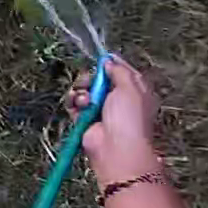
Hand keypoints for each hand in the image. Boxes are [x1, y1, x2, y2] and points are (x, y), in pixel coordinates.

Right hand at [67, 55, 161, 185]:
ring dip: (81, 91)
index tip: (102, 59)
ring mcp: (100, 110)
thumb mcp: (130, 86)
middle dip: (90, 78)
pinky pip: (74, 103)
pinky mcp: (84, 119)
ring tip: (85, 100)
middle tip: (89, 82)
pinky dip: (73, 102)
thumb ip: (119, 70)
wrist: (116, 148)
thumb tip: (108, 61)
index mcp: (134, 90)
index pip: (120, 71)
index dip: (110, 64)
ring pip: (84, 89)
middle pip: (98, 79)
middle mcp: (117, 99)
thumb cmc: (129, 117)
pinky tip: (78, 106)